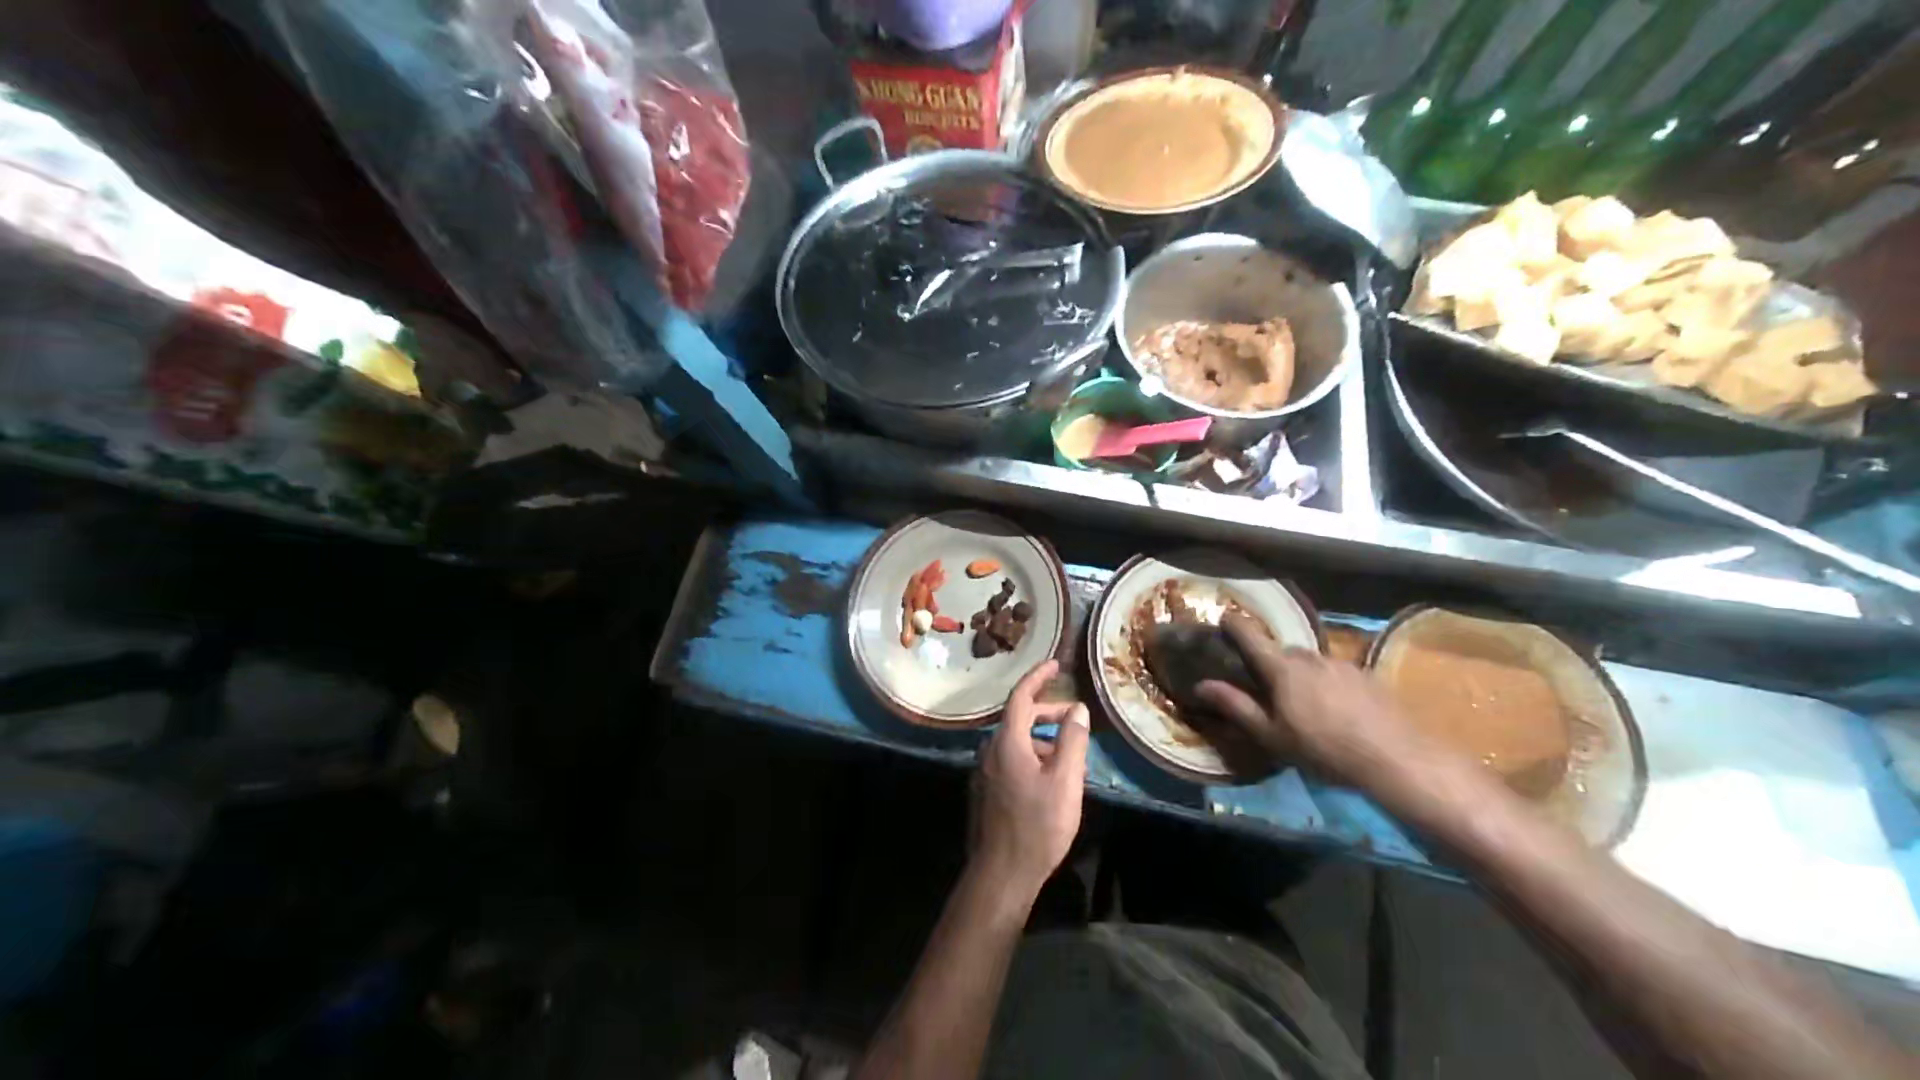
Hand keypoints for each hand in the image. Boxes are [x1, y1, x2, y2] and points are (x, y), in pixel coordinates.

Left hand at [971, 659, 1089, 898]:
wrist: (1001, 874)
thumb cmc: (1038, 826)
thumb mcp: (1065, 781)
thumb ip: (1071, 740)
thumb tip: (1076, 709)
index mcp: (1007, 742)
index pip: (1020, 697)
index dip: (1038, 677)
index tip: (1055, 664)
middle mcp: (990, 750)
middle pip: (1018, 718)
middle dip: (1047, 712)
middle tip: (1075, 717)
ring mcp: (984, 771)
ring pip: (1015, 741)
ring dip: (1042, 739)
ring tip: (1071, 757)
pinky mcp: (985, 790)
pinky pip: (1010, 759)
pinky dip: (1032, 756)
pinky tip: (1051, 778)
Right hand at [1194, 611, 1422, 784]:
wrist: (1396, 758)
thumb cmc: (1323, 749)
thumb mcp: (1272, 735)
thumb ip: (1236, 706)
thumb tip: (1201, 684)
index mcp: (1282, 668)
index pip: (1251, 636)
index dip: (1235, 625)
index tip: (1224, 618)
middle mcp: (1311, 658)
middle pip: (1283, 651)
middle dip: (1270, 660)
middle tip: (1265, 683)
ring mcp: (1343, 665)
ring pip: (1311, 662)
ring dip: (1301, 673)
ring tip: (1303, 700)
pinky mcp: (1368, 677)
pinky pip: (1336, 673)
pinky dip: (1327, 683)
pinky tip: (1335, 708)